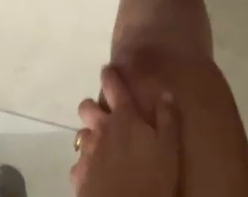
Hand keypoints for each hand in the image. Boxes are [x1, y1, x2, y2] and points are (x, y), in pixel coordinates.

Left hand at [71, 66, 180, 196]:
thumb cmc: (151, 179)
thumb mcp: (169, 148)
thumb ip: (168, 119)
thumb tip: (166, 93)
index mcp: (124, 118)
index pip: (113, 87)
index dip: (109, 75)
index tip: (107, 69)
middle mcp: (101, 129)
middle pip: (86, 107)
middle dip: (91, 106)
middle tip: (102, 112)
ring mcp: (87, 152)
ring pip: (82, 134)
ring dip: (90, 136)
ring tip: (100, 144)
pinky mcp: (78, 175)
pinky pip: (78, 164)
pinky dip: (85, 165)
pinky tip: (94, 172)